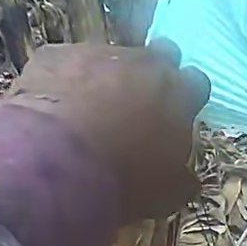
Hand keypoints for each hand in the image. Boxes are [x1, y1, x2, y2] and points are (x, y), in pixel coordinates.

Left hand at [3, 40, 211, 220]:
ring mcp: (96, 52)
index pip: (196, 82)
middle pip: (157, 54)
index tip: (174, 118)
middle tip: (136, 107)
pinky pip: (63, 64)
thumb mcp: (167, 193)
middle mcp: (143, 61)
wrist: (60, 165)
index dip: (185, 98)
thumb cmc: (127, 181)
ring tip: (85, 115)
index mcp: (178, 93)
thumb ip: (181, 177)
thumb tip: (185, 178)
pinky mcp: (53, 55)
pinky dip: (60, 82)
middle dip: (150, 75)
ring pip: (107, 57)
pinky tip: (51, 112)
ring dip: (102, 79)